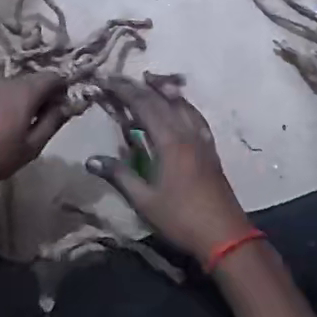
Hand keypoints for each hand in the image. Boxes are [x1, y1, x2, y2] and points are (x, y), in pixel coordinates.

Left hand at [0, 72, 70, 192]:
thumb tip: (65, 107)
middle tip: (44, 119)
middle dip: (45, 94)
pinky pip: (1, 91)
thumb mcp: (32, 146)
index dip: (62, 89)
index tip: (62, 107)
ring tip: (23, 123)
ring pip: (17, 85)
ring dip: (26, 97)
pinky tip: (2, 122)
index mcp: (25, 92)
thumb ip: (52, 123)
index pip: (53, 77)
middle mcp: (8, 82)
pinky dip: (9, 100)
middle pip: (34, 79)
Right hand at [88, 75, 253, 259]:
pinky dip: (182, 104)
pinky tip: (178, 108)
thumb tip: (91, 159)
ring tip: (148, 81)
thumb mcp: (145, 201)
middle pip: (162, 101)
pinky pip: (195, 116)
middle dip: (139, 87)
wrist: (225, 236)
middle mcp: (187, 133)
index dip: (124, 91)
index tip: (106, 80)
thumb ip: (120, 175)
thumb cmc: (181, 219)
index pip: (144, 105)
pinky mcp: (210, 149)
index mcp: (170, 141)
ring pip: (182, 104)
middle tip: (119, 79)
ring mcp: (202, 140)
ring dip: (164, 90)